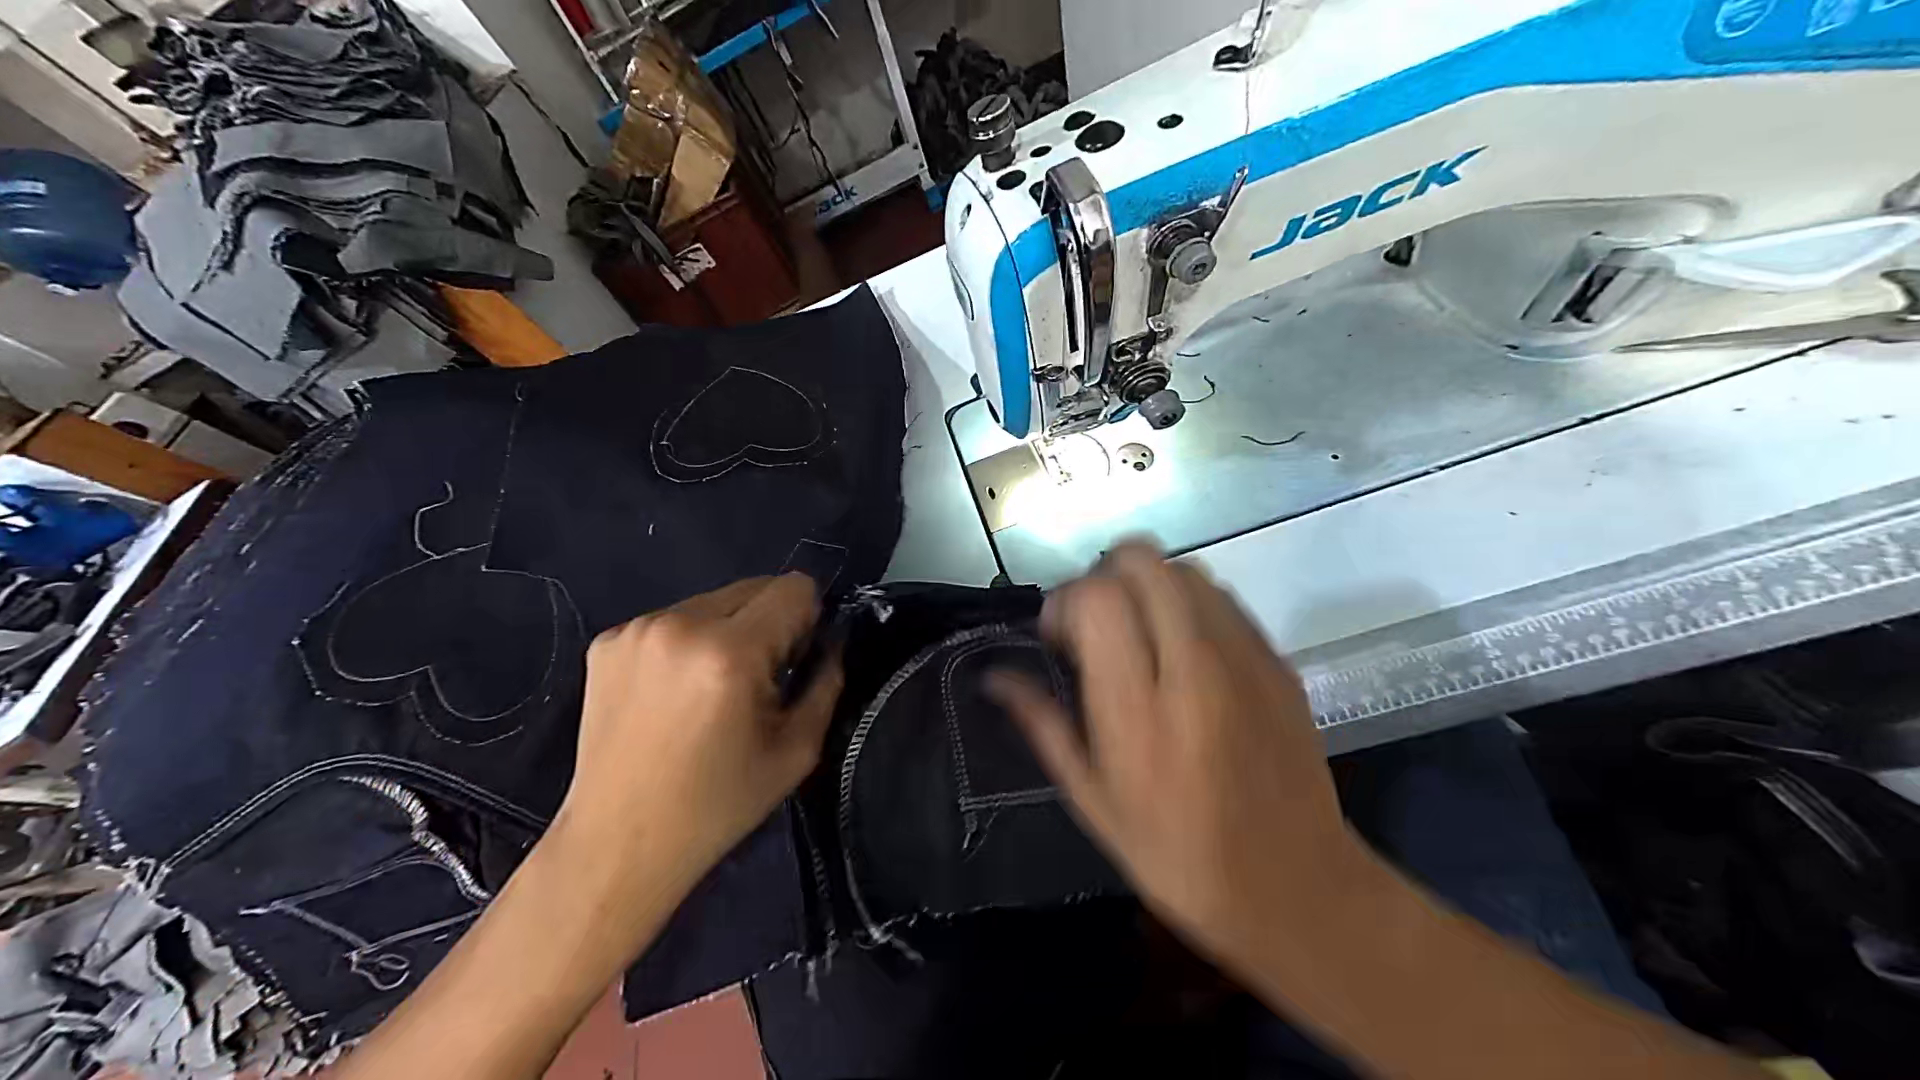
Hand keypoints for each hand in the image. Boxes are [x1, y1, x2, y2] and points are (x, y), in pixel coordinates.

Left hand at [556, 575, 841, 894]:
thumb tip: (831, 641)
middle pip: (753, 587)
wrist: (618, 843)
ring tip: (709, 690)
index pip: (793, 587)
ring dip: (726, 632)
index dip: (808, 618)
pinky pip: (672, 621)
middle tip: (755, 681)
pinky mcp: (607, 642)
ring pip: (712, 602)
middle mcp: (679, 625)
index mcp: (730, 653)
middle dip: (768, 624)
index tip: (796, 659)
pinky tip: (672, 694)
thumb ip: (826, 682)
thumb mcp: (797, 751)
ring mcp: (635, 630)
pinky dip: (686, 644)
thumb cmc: (717, 804)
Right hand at [989, 542, 1363, 957]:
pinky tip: (1183, 652)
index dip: (1066, 600)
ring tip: (1139, 633)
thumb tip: (994, 677)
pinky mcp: (1276, 660)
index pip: (1097, 596)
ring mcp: (1242, 657)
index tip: (1059, 637)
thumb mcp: (1091, 798)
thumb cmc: (1175, 853)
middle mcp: (1192, 666)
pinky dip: (1189, 606)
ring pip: (1185, 570)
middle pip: (1142, 560)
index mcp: (1136, 705)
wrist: (1294, 885)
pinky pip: (1223, 600)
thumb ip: (1041, 723)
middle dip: (1104, 575)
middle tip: (1095, 624)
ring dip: (1148, 586)